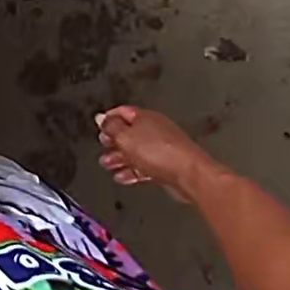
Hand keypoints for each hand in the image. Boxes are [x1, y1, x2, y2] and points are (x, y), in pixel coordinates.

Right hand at [96, 105, 228, 202]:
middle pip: (129, 133)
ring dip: (121, 158)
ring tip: (109, 164)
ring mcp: (163, 147)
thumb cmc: (162, 153)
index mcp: (146, 117)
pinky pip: (146, 165)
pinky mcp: (168, 165)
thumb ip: (111, 127)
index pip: (122, 112)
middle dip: (114, 141)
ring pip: (137, 151)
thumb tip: (102, 118)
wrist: (190, 176)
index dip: (108, 120)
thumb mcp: (125, 136)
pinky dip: (133, 171)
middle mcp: (156, 129)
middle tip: (104, 146)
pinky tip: (125, 176)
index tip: (99, 127)